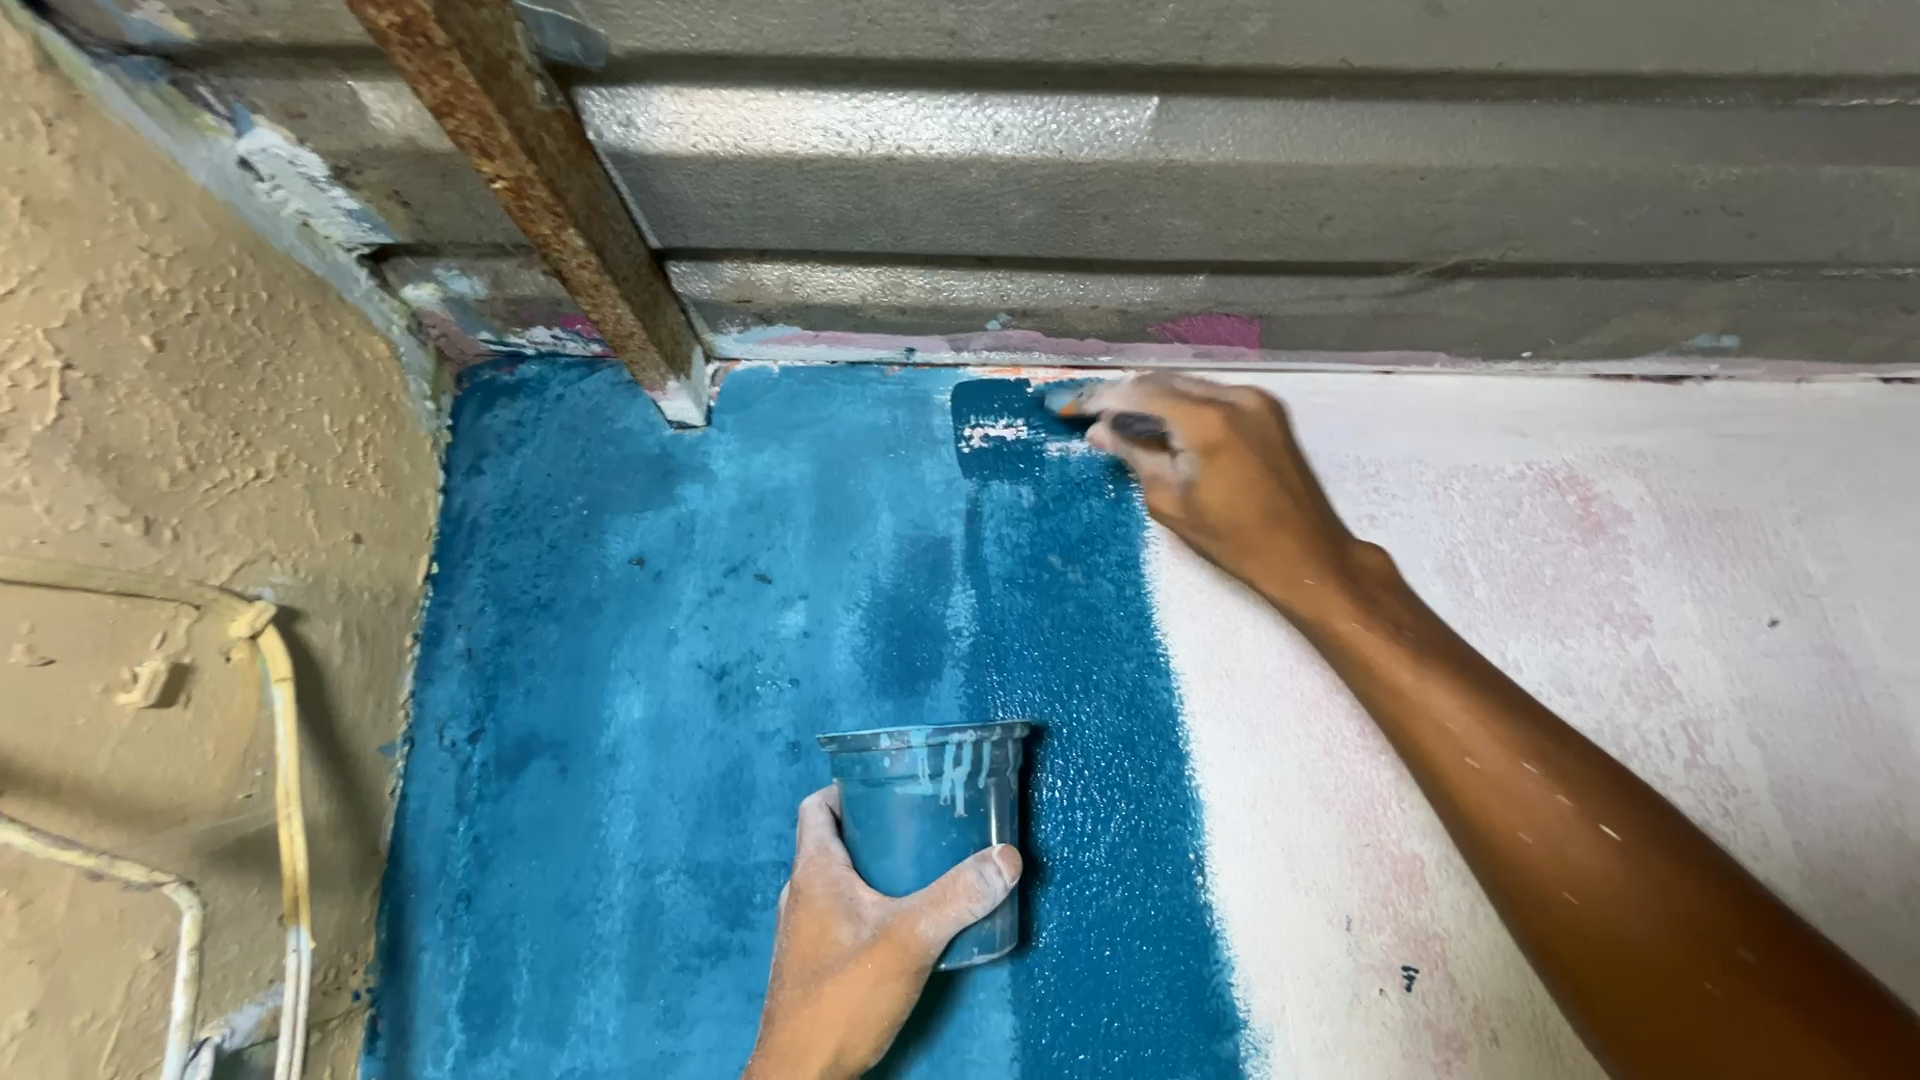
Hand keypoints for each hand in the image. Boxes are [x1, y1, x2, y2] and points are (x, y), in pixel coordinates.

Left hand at [743, 786, 1022, 1079]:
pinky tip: (904, 921)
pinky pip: (840, 911)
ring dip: (873, 866)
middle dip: (874, 826)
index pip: (816, 806)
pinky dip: (868, 902)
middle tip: (921, 824)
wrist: (800, 1078)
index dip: (847, 787)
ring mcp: (803, 930)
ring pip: (838, 878)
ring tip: (921, 867)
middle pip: (833, 839)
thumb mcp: (909, 939)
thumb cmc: (844, 995)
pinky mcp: (812, 962)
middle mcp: (801, 892)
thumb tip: (1007, 856)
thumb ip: (958, 897)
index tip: (889, 785)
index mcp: (813, 870)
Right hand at [1066, 373, 1393, 622]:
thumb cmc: (1234, 540)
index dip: (1099, 398)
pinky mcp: (1268, 409)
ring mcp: (1257, 399)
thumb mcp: (1170, 501)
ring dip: (1151, 398)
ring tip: (1116, 418)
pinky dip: (1181, 404)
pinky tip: (1160, 422)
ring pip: (1188, 385)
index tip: (1068, 408)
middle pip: (1164, 381)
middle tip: (1086, 411)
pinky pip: (1211, 395)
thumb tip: (1100, 431)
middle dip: (1122, 395)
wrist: (1306, 554)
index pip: (1140, 393)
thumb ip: (1134, 456)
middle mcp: (1235, 396)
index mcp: (1208, 421)